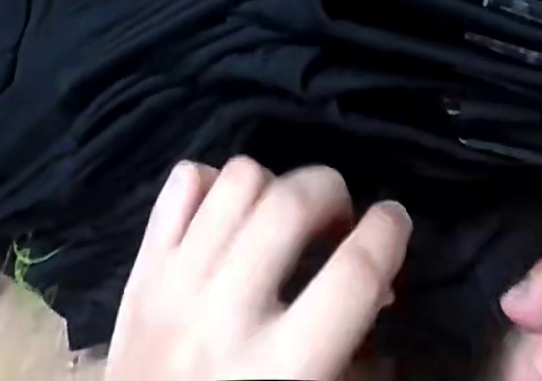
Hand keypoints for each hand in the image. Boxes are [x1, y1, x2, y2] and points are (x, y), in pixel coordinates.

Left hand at [105, 157, 412, 380]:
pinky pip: (182, 183)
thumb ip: (349, 351)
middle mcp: (228, 311)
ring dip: (274, 182)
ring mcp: (179, 278)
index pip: (352, 277)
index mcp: (282, 369)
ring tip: (281, 209)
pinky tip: (226, 208)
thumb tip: (376, 282)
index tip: (395, 215)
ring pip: (237, 180)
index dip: (386, 233)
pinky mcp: (146, 262)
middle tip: (338, 213)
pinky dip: (212, 180)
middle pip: (290, 206)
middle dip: (330, 189)